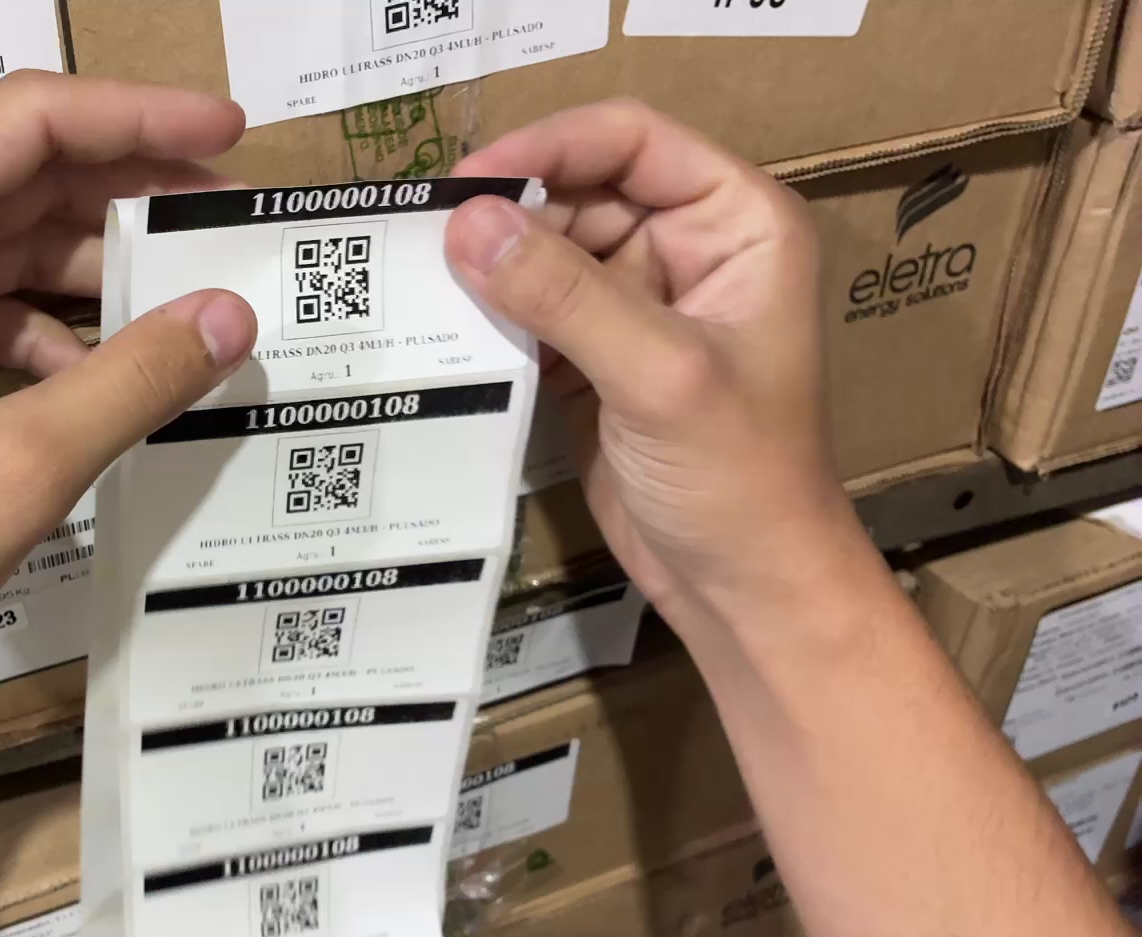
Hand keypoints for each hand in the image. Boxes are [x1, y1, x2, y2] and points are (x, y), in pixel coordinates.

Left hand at [0, 72, 257, 695]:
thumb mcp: (20, 461)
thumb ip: (136, 379)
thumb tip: (230, 318)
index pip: (28, 124)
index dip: (139, 117)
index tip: (229, 130)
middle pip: (19, 183)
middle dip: (126, 197)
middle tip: (220, 221)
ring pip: (4, 257)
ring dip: (92, 278)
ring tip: (177, 308)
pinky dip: (48, 340)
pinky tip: (97, 385)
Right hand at [444, 100, 863, 628]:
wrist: (733, 576)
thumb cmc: (733, 473)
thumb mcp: (656, 374)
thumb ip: (564, 296)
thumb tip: (466, 225)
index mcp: (731, 227)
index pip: (632, 145)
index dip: (549, 147)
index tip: (465, 181)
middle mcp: (678, 256)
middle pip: (576, 201)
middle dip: (505, 218)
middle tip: (423, 246)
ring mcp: (628, 313)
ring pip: (542, 262)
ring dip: (487, 274)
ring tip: (419, 285)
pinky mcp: (586, 363)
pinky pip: (527, 321)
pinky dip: (487, 325)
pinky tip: (443, 334)